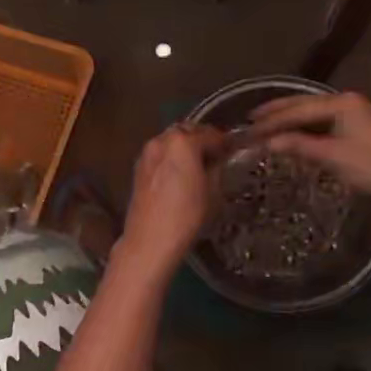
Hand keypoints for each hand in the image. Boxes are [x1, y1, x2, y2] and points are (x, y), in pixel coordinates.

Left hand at [118, 124, 220, 268]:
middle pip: (187, 131)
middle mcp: (161, 140)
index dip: (224, 142)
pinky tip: (179, 173)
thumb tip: (218, 159)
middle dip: (202, 139)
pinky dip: (171, 156)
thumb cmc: (187, 215)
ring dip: (185, 146)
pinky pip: (159, 153)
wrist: (150, 239)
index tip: (232, 150)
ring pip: (170, 140)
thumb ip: (216, 168)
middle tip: (215, 155)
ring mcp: (147, 153)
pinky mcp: (138, 166)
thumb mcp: (212, 191)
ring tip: (198, 164)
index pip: (211, 134)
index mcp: (183, 142)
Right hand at [248, 91, 370, 203]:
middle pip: (304, 104)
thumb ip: (298, 146)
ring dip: (290, 119)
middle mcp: (347, 101)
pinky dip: (305, 127)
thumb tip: (267, 142)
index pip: (297, 109)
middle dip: (277, 113)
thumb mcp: (331, 156)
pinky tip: (293, 134)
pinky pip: (323, 121)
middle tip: (251, 119)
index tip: (248, 128)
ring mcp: (355, 112)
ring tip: (266, 125)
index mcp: (341, 103)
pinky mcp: (359, 126)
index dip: (271, 120)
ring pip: (313, 112)